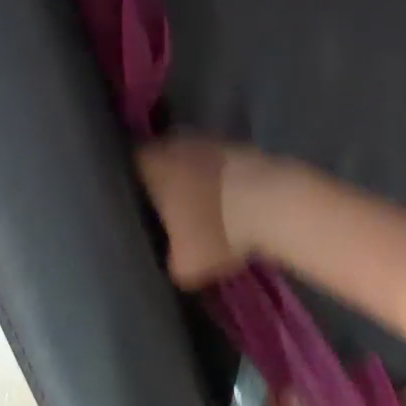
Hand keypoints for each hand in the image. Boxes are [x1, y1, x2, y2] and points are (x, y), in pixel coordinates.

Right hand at [135, 136, 270, 286]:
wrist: (274, 204)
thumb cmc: (215, 231)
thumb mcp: (184, 265)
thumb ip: (171, 259)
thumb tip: (177, 260)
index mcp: (150, 164)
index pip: (130, 171)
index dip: (137, 191)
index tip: (145, 211)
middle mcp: (177, 143)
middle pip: (166, 163)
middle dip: (172, 184)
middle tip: (178, 214)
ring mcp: (214, 140)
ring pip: (199, 162)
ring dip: (204, 181)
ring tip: (212, 212)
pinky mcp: (248, 146)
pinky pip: (228, 166)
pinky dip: (231, 182)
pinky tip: (240, 205)